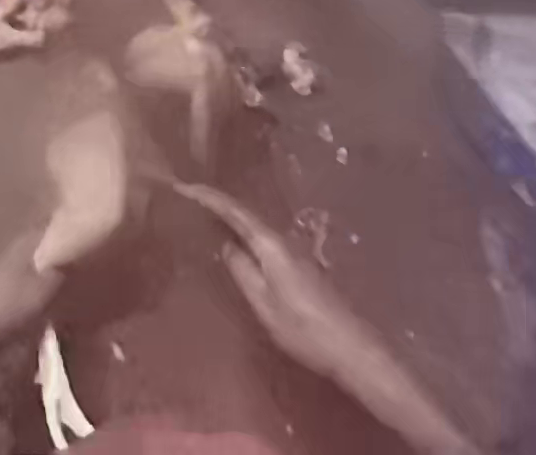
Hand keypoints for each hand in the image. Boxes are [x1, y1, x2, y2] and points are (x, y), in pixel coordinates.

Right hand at [174, 182, 480, 454]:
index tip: (181, 186)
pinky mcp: (297, 263)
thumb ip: (241, 270)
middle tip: (186, 197)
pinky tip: (233, 239)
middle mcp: (281, 238)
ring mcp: (292, 250)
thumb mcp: (264, 303)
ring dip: (227, 216)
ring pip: (252, 224)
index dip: (206, 196)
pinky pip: (260, 237)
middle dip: (214, 202)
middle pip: (242, 211)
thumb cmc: (305, 328)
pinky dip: (241, 231)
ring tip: (202, 214)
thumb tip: (223, 244)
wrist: (354, 350)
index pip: (232, 210)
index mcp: (269, 243)